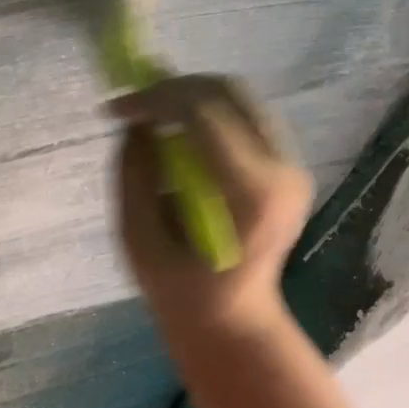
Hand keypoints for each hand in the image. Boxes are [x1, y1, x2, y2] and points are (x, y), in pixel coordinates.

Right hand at [112, 75, 313, 341]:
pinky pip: (245, 118)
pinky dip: (206, 113)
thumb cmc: (180, 292)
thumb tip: (133, 126)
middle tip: (132, 104)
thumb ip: (133, 179)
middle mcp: (282, 170)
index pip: (204, 114)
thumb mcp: (139, 241)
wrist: (234, 319)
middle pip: (230, 92)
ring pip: (241, 99)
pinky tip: (175, 130)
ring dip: (190, 97)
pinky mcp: (286, 167)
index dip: (155, 98)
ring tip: (149, 113)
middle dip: (174, 87)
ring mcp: (291, 167)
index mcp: (249, 193)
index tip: (116, 109)